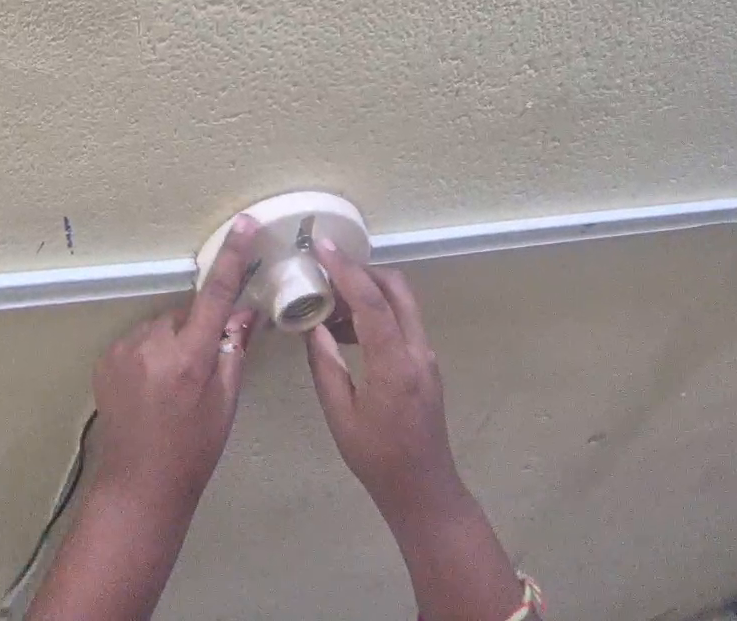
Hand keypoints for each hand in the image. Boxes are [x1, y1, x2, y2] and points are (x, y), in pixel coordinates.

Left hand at [25, 216, 262, 620]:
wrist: (139, 485)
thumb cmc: (192, 449)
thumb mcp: (225, 403)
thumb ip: (232, 349)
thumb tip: (245, 310)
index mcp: (189, 358)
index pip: (216, 296)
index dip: (232, 258)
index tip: (242, 225)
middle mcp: (153, 345)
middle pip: (184, 313)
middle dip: (195, 330)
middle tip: (200, 369)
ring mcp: (124, 351)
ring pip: (160, 327)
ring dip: (170, 342)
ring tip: (170, 386)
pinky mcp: (106, 359)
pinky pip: (138, 340)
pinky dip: (149, 353)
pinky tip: (150, 387)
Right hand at [305, 240, 525, 620]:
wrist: (424, 489)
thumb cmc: (377, 458)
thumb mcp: (340, 414)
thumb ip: (325, 365)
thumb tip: (311, 324)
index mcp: (394, 366)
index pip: (372, 302)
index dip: (346, 270)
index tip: (322, 247)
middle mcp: (417, 352)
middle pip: (395, 288)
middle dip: (360, 270)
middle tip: (324, 269)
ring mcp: (426, 355)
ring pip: (401, 301)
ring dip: (366, 290)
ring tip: (327, 304)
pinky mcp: (424, 362)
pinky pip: (401, 320)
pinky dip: (374, 310)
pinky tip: (345, 330)